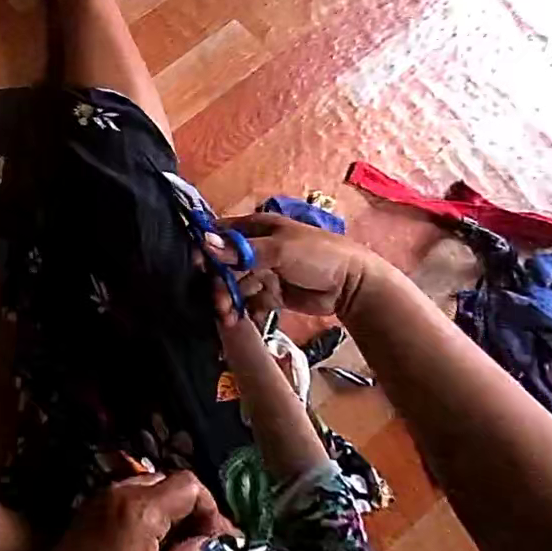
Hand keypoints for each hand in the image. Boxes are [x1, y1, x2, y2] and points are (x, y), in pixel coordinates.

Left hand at [20, 472, 234, 550]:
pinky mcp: (93, 507)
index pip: (190, 485)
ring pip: (152, 485)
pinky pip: (132, 495)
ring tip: (184, 544)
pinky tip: (156, 541)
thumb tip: (213, 543)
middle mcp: (121, 492)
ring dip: (172, 509)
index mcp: (140, 510)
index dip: (212, 509)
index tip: (221, 540)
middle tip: (207, 543)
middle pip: (171, 480)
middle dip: (194, 508)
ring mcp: (103, 496)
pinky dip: (151, 510)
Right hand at [205, 213, 384, 318]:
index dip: (208, 249)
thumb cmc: (318, 255)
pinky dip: (243, 311)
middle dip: (219, 284)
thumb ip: (242, 250)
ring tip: (228, 318)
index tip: (198, 268)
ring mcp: (264, 271)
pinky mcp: (272, 294)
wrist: (354, 285)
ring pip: (237, 285)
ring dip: (230, 300)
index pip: (222, 234)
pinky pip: (250, 301)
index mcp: (257, 227)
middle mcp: (256, 248)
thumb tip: (204, 242)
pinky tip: (240, 322)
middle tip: (219, 304)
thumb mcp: (280, 249)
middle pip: (226, 264)